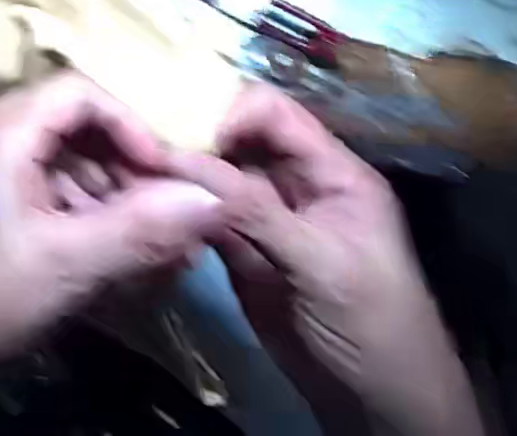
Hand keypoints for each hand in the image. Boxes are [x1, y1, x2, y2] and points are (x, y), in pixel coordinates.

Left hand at [0, 75, 224, 373]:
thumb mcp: (69, 262)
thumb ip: (141, 227)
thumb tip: (212, 197)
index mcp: (7, 126)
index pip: (81, 91)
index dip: (129, 123)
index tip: (163, 174)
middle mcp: (1, 127)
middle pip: (79, 120)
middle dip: (127, 164)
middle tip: (167, 214)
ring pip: (73, 152)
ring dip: (114, 190)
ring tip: (152, 241)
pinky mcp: (1, 185)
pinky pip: (58, 178)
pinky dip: (90, 205)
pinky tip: (116, 248)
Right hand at [169, 84, 481, 435]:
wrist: (378, 414)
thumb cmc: (374, 331)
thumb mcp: (323, 266)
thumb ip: (255, 211)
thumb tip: (183, 162)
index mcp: (330, 170)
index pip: (274, 112)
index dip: (230, 111)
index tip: (189, 133)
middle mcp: (292, 178)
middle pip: (236, 131)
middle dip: (195, 131)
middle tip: (149, 141)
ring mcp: (262, 209)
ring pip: (214, 167)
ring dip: (180, 165)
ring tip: (138, 163)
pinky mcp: (236, 239)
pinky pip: (201, 205)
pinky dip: (176, 199)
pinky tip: (147, 194)